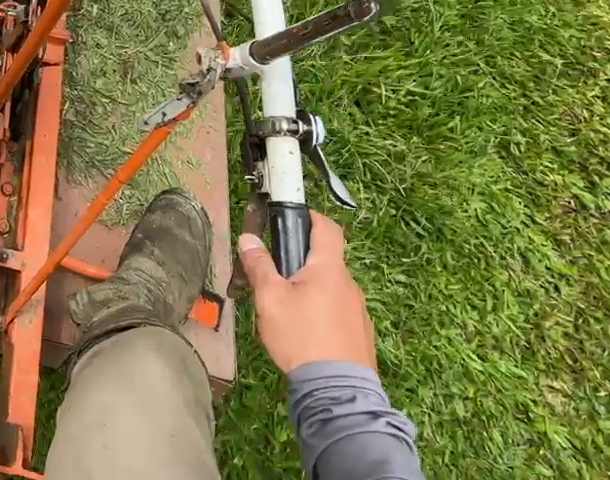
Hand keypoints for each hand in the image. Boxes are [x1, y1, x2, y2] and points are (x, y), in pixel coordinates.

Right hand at [237, 211, 377, 373]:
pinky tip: (302, 332)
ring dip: (308, 289)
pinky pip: (336, 311)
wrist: (338, 393)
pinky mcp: (360, 335)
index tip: (290, 218)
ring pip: (329, 288)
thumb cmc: (301, 336)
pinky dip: (320, 312)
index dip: (310, 216)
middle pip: (324, 260)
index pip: (327, 228)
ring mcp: (358, 312)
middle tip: (272, 275)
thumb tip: (249, 239)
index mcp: (328, 270)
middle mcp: (349, 285)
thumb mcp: (270, 298)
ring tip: (283, 310)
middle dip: (298, 262)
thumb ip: (260, 266)